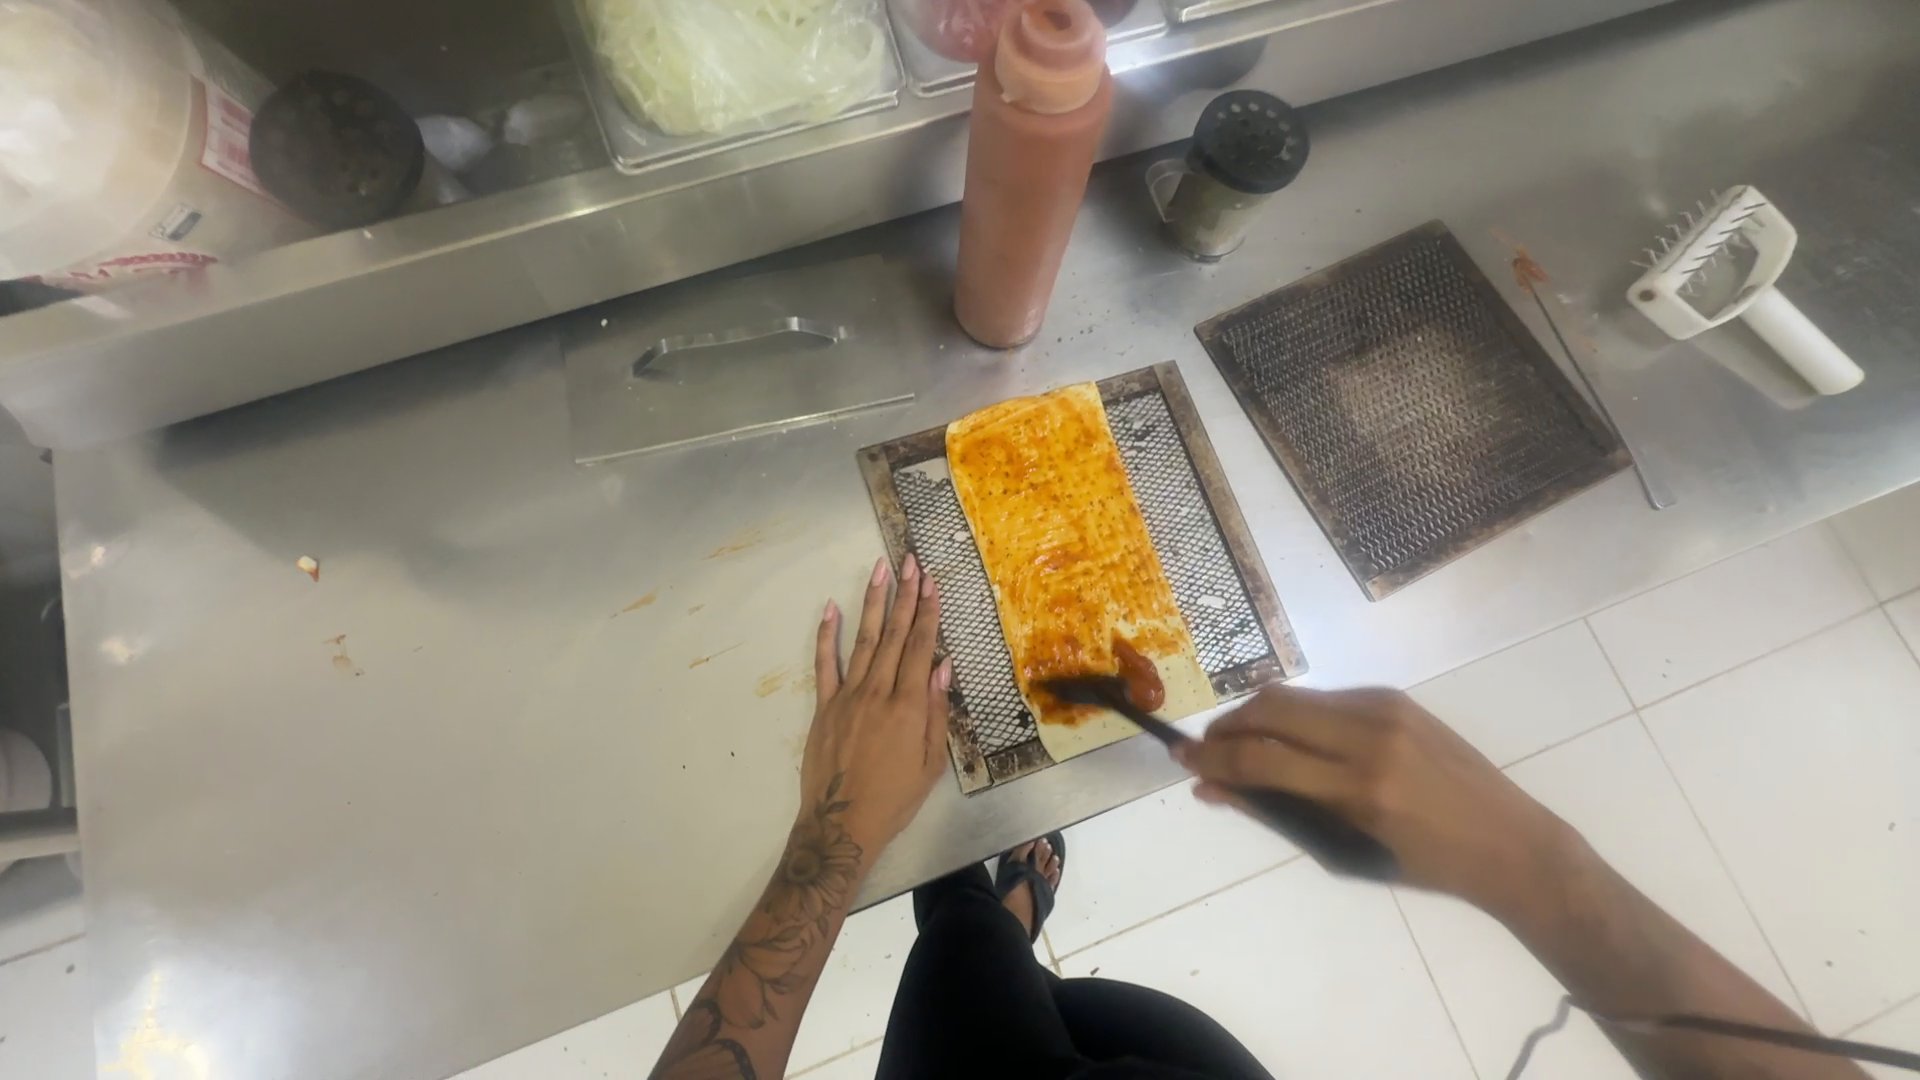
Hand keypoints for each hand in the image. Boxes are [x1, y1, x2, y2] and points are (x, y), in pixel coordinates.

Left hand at [800, 554, 951, 858]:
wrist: (841, 825)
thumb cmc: (895, 798)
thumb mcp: (931, 763)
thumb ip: (936, 712)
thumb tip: (943, 666)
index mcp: (909, 706)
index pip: (921, 647)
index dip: (927, 612)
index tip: (931, 583)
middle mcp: (878, 692)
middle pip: (895, 635)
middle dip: (905, 596)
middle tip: (911, 562)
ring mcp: (847, 696)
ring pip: (864, 640)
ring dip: (874, 603)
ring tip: (881, 570)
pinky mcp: (824, 706)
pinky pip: (825, 664)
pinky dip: (827, 635)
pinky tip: (831, 607)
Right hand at [1177, 685, 1571, 910]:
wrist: (1511, 842)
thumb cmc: (1423, 864)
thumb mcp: (1343, 852)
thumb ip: (1273, 813)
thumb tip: (1209, 791)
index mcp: (1360, 790)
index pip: (1262, 760)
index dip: (1212, 757)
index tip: (1180, 758)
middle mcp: (1369, 737)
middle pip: (1268, 710)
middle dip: (1226, 727)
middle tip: (1207, 748)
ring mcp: (1383, 709)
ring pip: (1289, 697)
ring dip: (1253, 716)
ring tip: (1241, 741)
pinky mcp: (1391, 696)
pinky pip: (1321, 698)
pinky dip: (1293, 716)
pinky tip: (1297, 740)